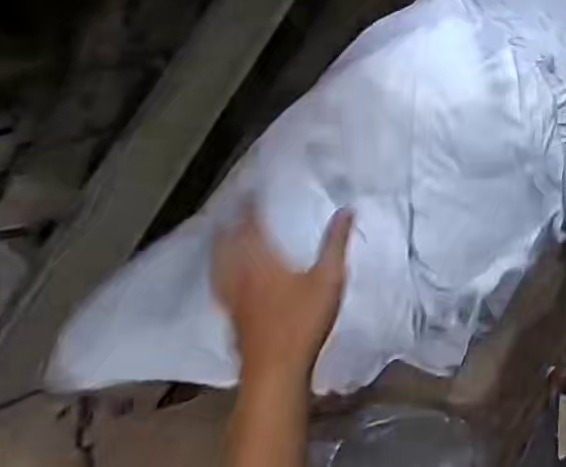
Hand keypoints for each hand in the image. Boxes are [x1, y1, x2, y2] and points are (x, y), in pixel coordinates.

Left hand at [211, 205, 353, 383]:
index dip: (248, 208)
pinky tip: (226, 279)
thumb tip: (346, 208)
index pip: (251, 227)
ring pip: (219, 268)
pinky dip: (220, 274)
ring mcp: (233, 301)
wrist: (276, 373)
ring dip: (219, 249)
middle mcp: (242, 277)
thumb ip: (336, 241)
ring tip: (220, 238)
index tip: (247, 192)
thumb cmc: (303, 321)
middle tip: (229, 210)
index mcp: (263, 262)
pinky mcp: (232, 321)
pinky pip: (220, 288)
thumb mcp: (329, 277)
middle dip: (228, 226)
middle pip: (227, 246)